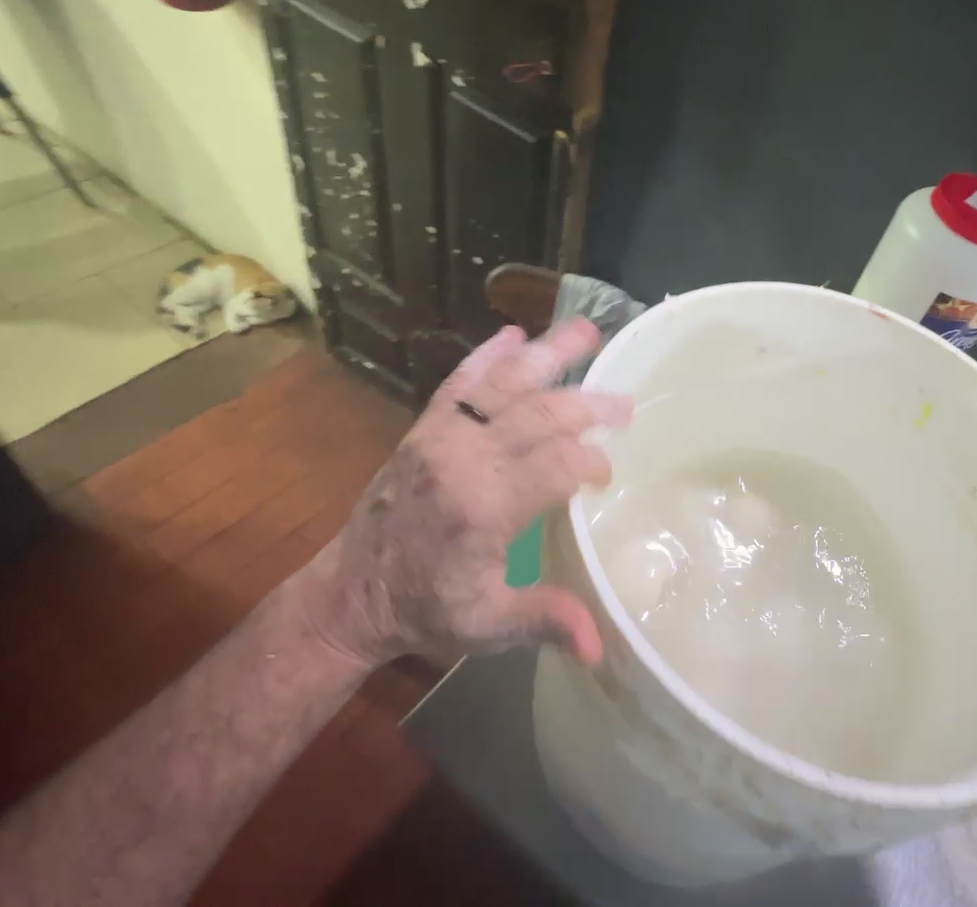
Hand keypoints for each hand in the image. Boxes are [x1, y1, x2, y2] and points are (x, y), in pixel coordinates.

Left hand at [295, 319, 629, 669]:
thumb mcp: (487, 626)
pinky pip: (460, 384)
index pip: (559, 464)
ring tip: (585, 330)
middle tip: (625, 405)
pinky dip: (488, 356)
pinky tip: (514, 335)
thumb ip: (545, 620)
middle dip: (589, 405)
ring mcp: (439, 437)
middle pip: (540, 414)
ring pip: (502, 384)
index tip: (606, 477)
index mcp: (485, 509)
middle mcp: (464, 460)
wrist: (351, 593)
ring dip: (547, 354)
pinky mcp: (422, 429)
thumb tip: (602, 647)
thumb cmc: (425, 610)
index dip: (592, 463)